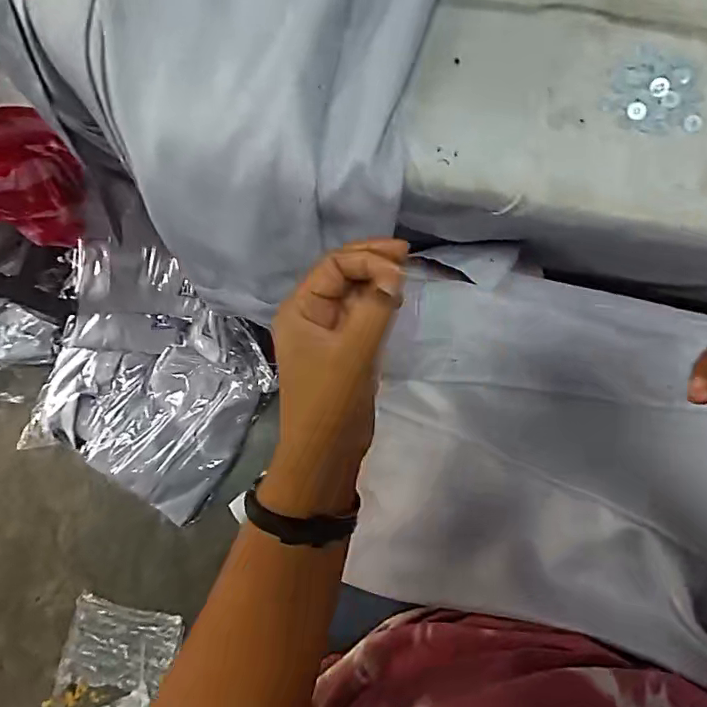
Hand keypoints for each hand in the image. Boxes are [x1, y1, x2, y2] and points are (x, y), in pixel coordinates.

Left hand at [268, 239, 407, 495]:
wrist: (325, 453)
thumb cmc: (331, 400)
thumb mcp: (354, 351)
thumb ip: (375, 307)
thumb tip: (396, 274)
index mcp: (299, 308)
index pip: (333, 265)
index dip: (367, 259)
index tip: (402, 268)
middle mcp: (309, 313)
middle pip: (340, 272)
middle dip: (372, 259)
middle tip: (407, 253)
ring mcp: (326, 330)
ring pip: (352, 291)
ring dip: (376, 278)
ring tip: (405, 273)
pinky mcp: (342, 346)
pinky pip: (360, 312)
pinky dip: (378, 301)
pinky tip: (396, 298)